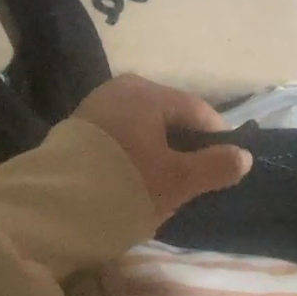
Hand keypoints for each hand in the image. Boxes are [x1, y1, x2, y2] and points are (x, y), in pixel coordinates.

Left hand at [74, 75, 252, 219]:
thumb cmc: (125, 185)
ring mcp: (94, 107)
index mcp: (148, 92)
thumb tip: (243, 155)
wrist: (53, 207)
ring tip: (163, 185)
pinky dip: (131, 155)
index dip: (217, 138)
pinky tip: (132, 181)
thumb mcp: (177, 181)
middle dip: (183, 146)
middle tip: (194, 180)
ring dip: (156, 152)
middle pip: (167, 118)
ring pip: (141, 128)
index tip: (226, 166)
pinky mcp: (76, 130)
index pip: (197, 111)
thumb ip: (215, 166)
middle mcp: (120, 89)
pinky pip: (118, 138)